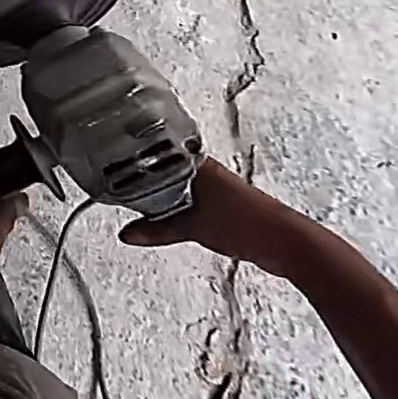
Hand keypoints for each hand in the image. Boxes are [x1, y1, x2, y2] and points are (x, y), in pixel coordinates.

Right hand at [118, 156, 320, 277]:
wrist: (284, 242)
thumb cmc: (246, 222)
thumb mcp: (190, 227)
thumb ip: (156, 230)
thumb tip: (129, 233)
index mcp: (193, 163)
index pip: (154, 156)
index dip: (133, 164)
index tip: (113, 171)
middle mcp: (203, 169)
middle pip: (163, 172)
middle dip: (144, 182)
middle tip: (120, 189)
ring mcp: (213, 186)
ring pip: (176, 186)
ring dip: (161, 197)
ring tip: (141, 207)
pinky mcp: (220, 203)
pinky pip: (188, 200)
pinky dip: (176, 208)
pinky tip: (169, 219)